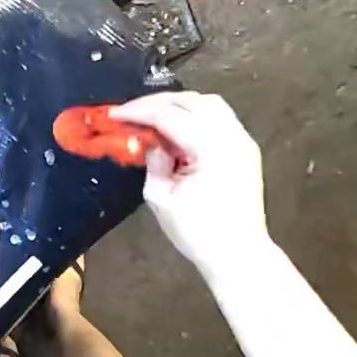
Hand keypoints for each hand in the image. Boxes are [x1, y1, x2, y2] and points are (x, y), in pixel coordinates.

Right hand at [109, 92, 269, 274]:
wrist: (237, 254)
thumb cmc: (196, 232)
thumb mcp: (160, 197)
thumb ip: (153, 161)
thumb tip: (150, 141)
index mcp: (212, 149)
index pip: (170, 116)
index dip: (139, 111)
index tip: (113, 114)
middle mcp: (232, 137)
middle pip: (193, 102)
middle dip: (157, 102)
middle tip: (129, 112)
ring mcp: (242, 141)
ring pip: (209, 105)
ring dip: (177, 105)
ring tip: (150, 115)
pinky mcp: (243, 149)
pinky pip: (217, 118)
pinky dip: (192, 115)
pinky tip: (174, 127)